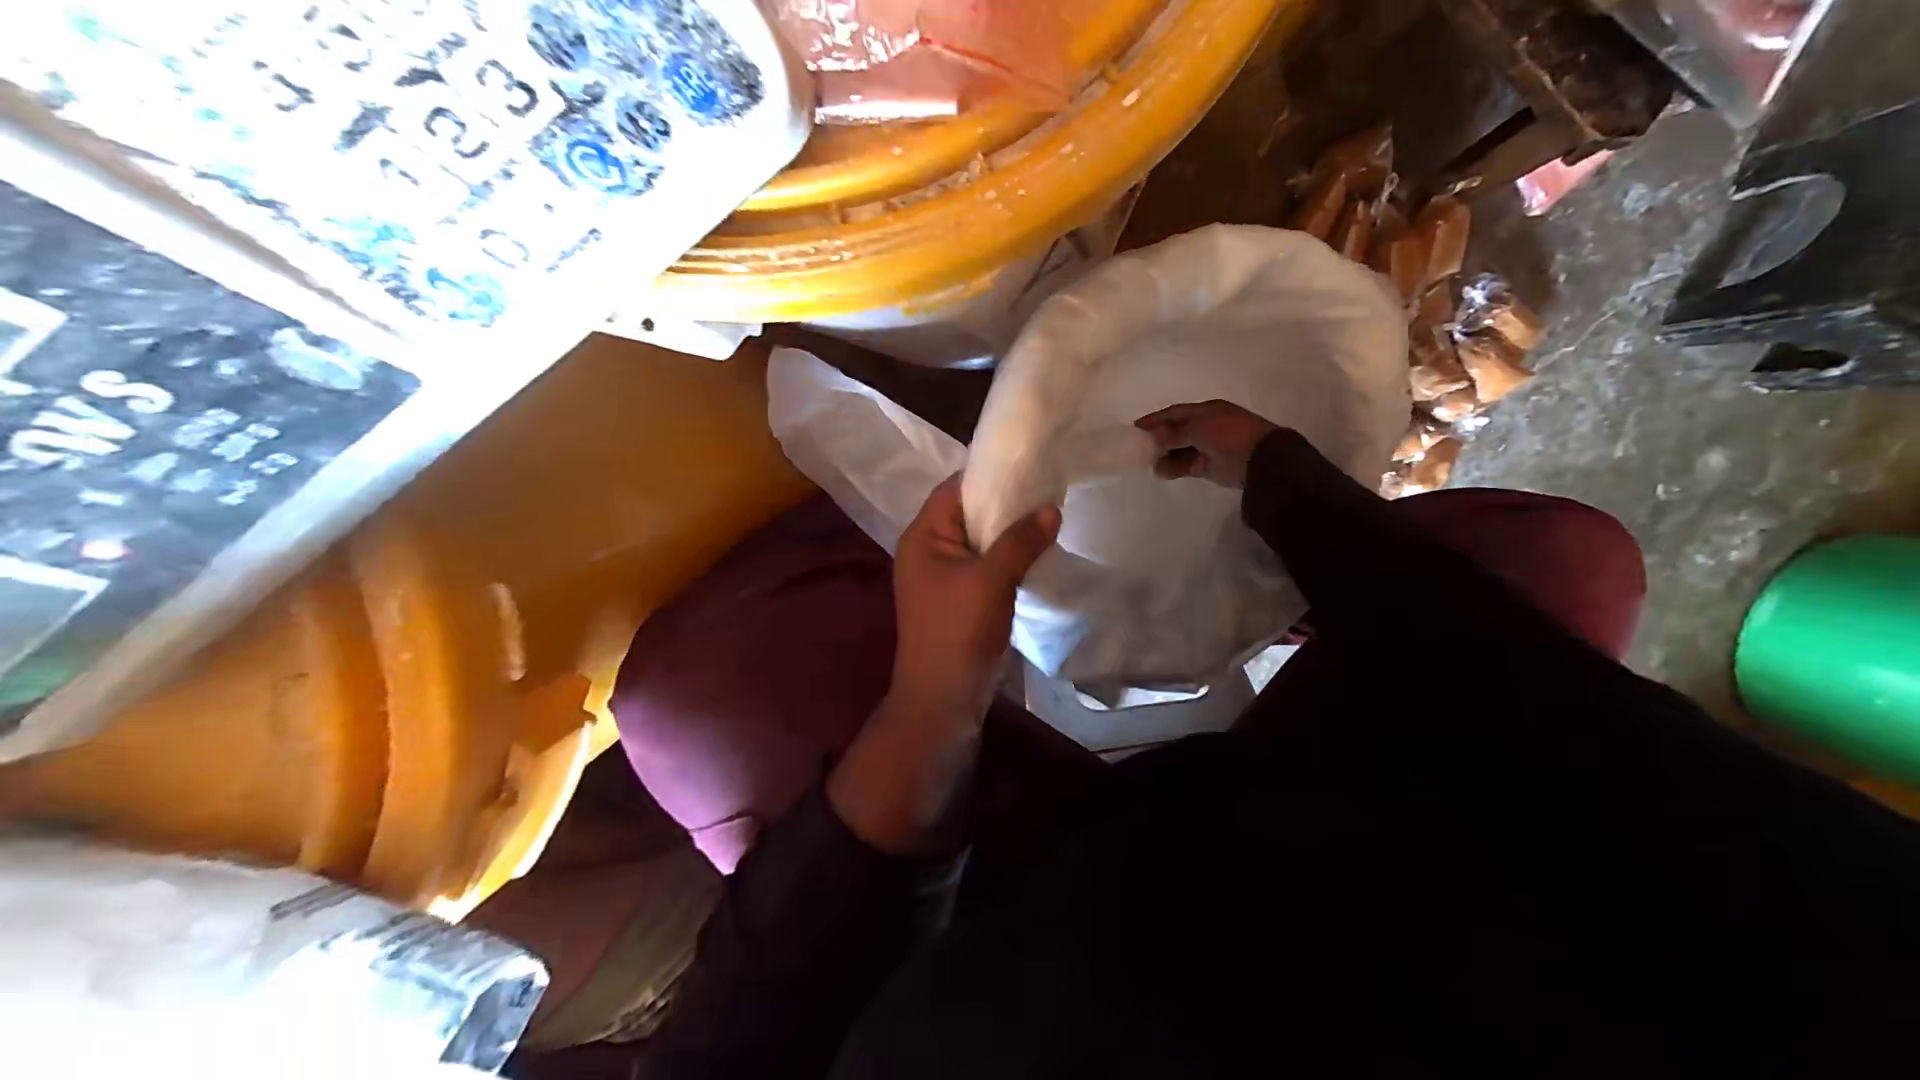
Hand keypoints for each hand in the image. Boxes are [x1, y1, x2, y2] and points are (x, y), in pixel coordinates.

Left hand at [889, 474, 1060, 722]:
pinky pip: (986, 565)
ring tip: (1051, 514)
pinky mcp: (960, 597)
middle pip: (969, 512)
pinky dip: (1009, 556)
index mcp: (922, 536)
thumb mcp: (990, 580)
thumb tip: (1051, 508)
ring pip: (981, 540)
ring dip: (1011, 532)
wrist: (943, 698)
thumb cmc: (958, 632)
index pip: (955, 488)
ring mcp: (944, 575)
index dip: (991, 475)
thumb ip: (1020, 541)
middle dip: (1007, 503)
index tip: (1031, 464)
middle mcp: (928, 549)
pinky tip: (1039, 550)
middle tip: (1050, 487)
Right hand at [1135, 400, 1278, 488]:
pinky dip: (1173, 468)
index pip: (1175, 413)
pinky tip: (1159, 472)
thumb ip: (1175, 433)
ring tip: (1147, 461)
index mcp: (1206, 411)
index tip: (1136, 427)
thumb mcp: (1199, 427)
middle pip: (1176, 431)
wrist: (1259, 459)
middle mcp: (1206, 427)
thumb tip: (1155, 436)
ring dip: (1164, 455)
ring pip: (1179, 450)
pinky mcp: (1208, 466)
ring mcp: (1207, 447)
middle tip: (1138, 446)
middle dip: (1158, 438)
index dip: (1156, 419)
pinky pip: (1185, 465)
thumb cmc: (1228, 434)